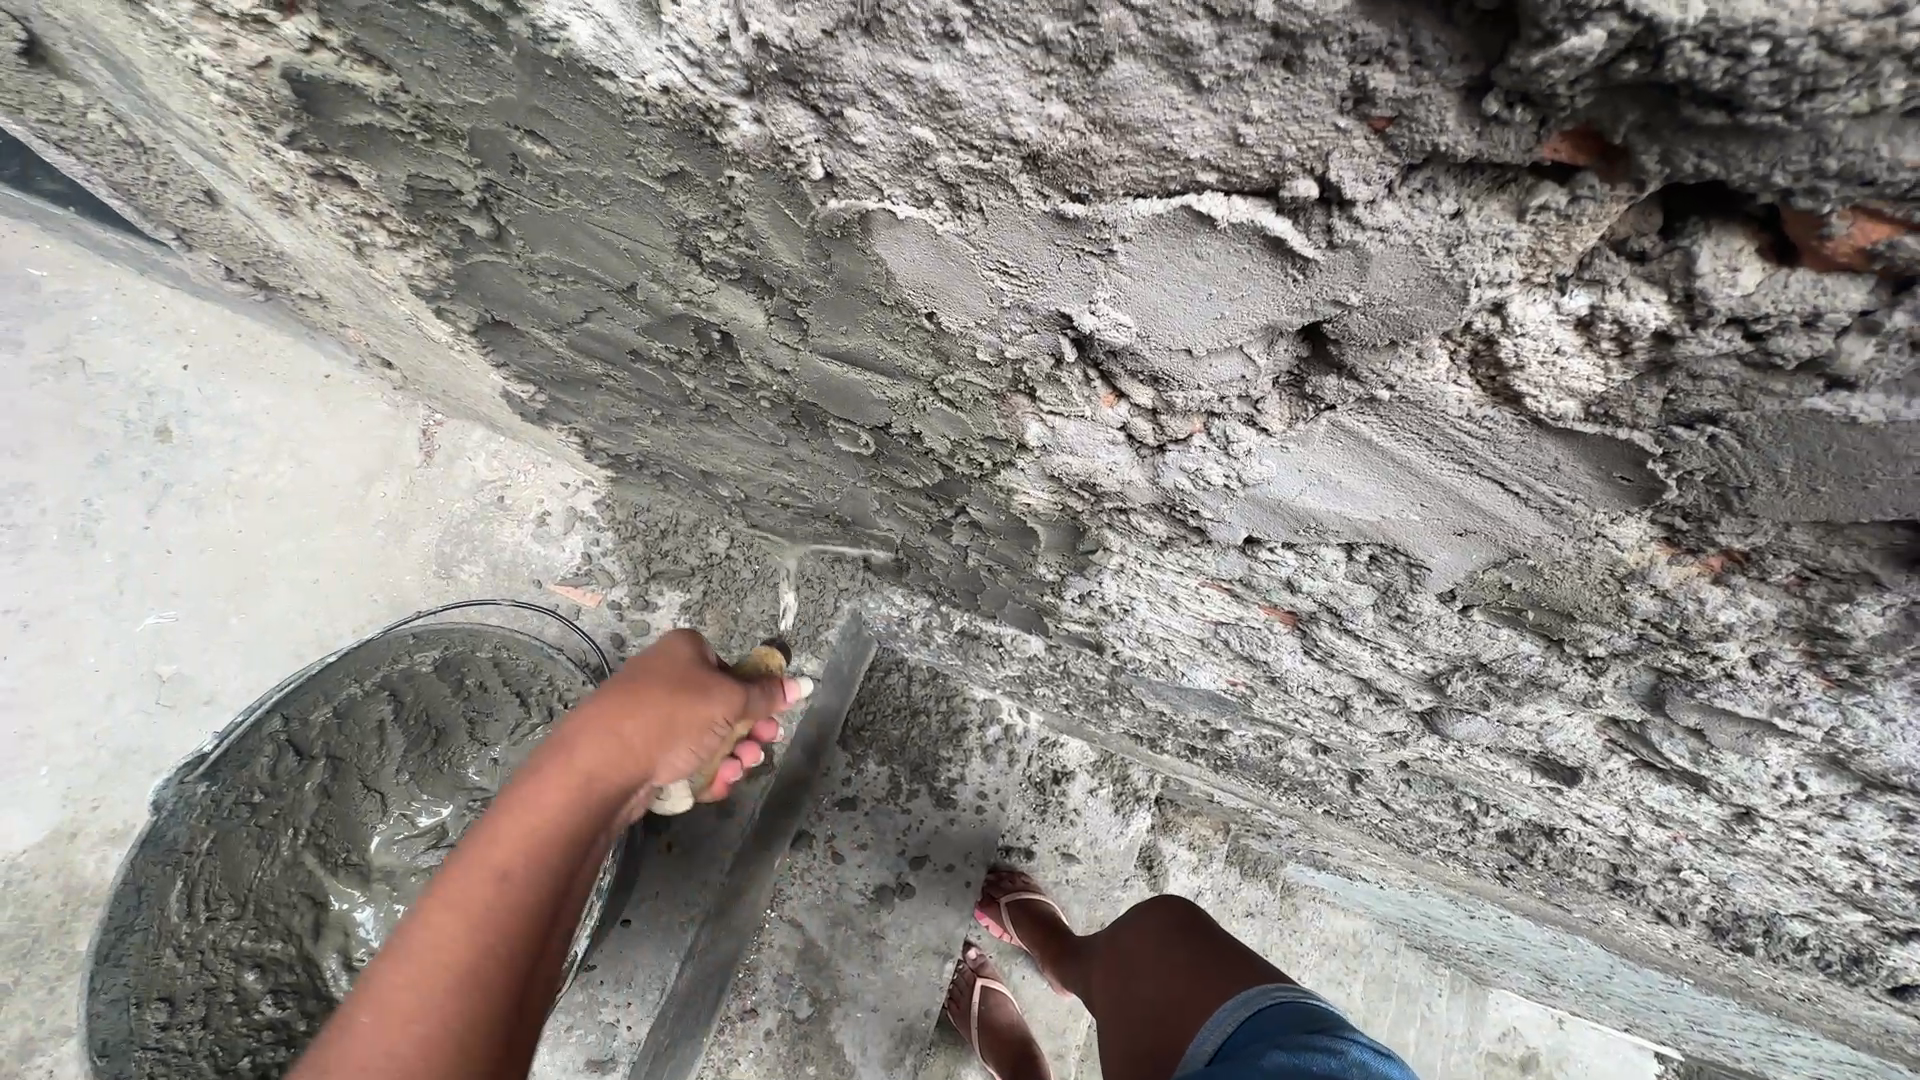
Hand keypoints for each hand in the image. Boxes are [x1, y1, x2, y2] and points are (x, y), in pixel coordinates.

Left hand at [569, 629, 807, 822]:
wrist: (599, 765)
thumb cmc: (671, 717)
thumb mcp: (728, 700)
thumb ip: (765, 695)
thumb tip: (801, 684)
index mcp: (686, 650)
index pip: (732, 667)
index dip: (755, 694)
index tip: (772, 717)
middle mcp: (668, 677)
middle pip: (722, 705)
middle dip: (748, 731)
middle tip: (762, 746)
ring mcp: (652, 716)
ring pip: (706, 736)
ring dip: (731, 755)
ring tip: (739, 771)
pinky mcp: (642, 751)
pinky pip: (683, 758)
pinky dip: (703, 772)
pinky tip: (715, 785)